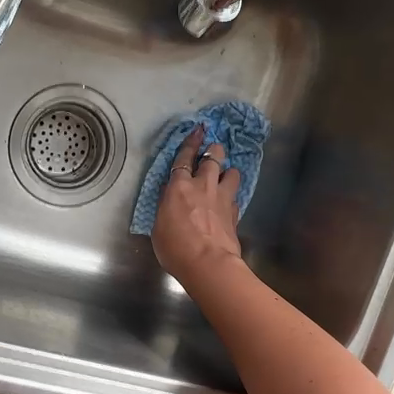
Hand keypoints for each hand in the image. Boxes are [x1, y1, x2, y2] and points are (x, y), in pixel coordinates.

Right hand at [150, 128, 243, 284]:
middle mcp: (203, 186)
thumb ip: (166, 207)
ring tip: (225, 175)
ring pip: (231, 173)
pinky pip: (235, 197)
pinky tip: (228, 202)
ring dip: (228, 172)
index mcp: (179, 187)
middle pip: (213, 157)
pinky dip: (231, 196)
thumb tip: (170, 197)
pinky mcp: (234, 213)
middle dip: (214, 150)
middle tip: (214, 149)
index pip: (184, 157)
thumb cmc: (175, 247)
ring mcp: (222, 198)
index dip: (191, 142)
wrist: (208, 263)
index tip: (198, 130)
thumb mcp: (159, 226)